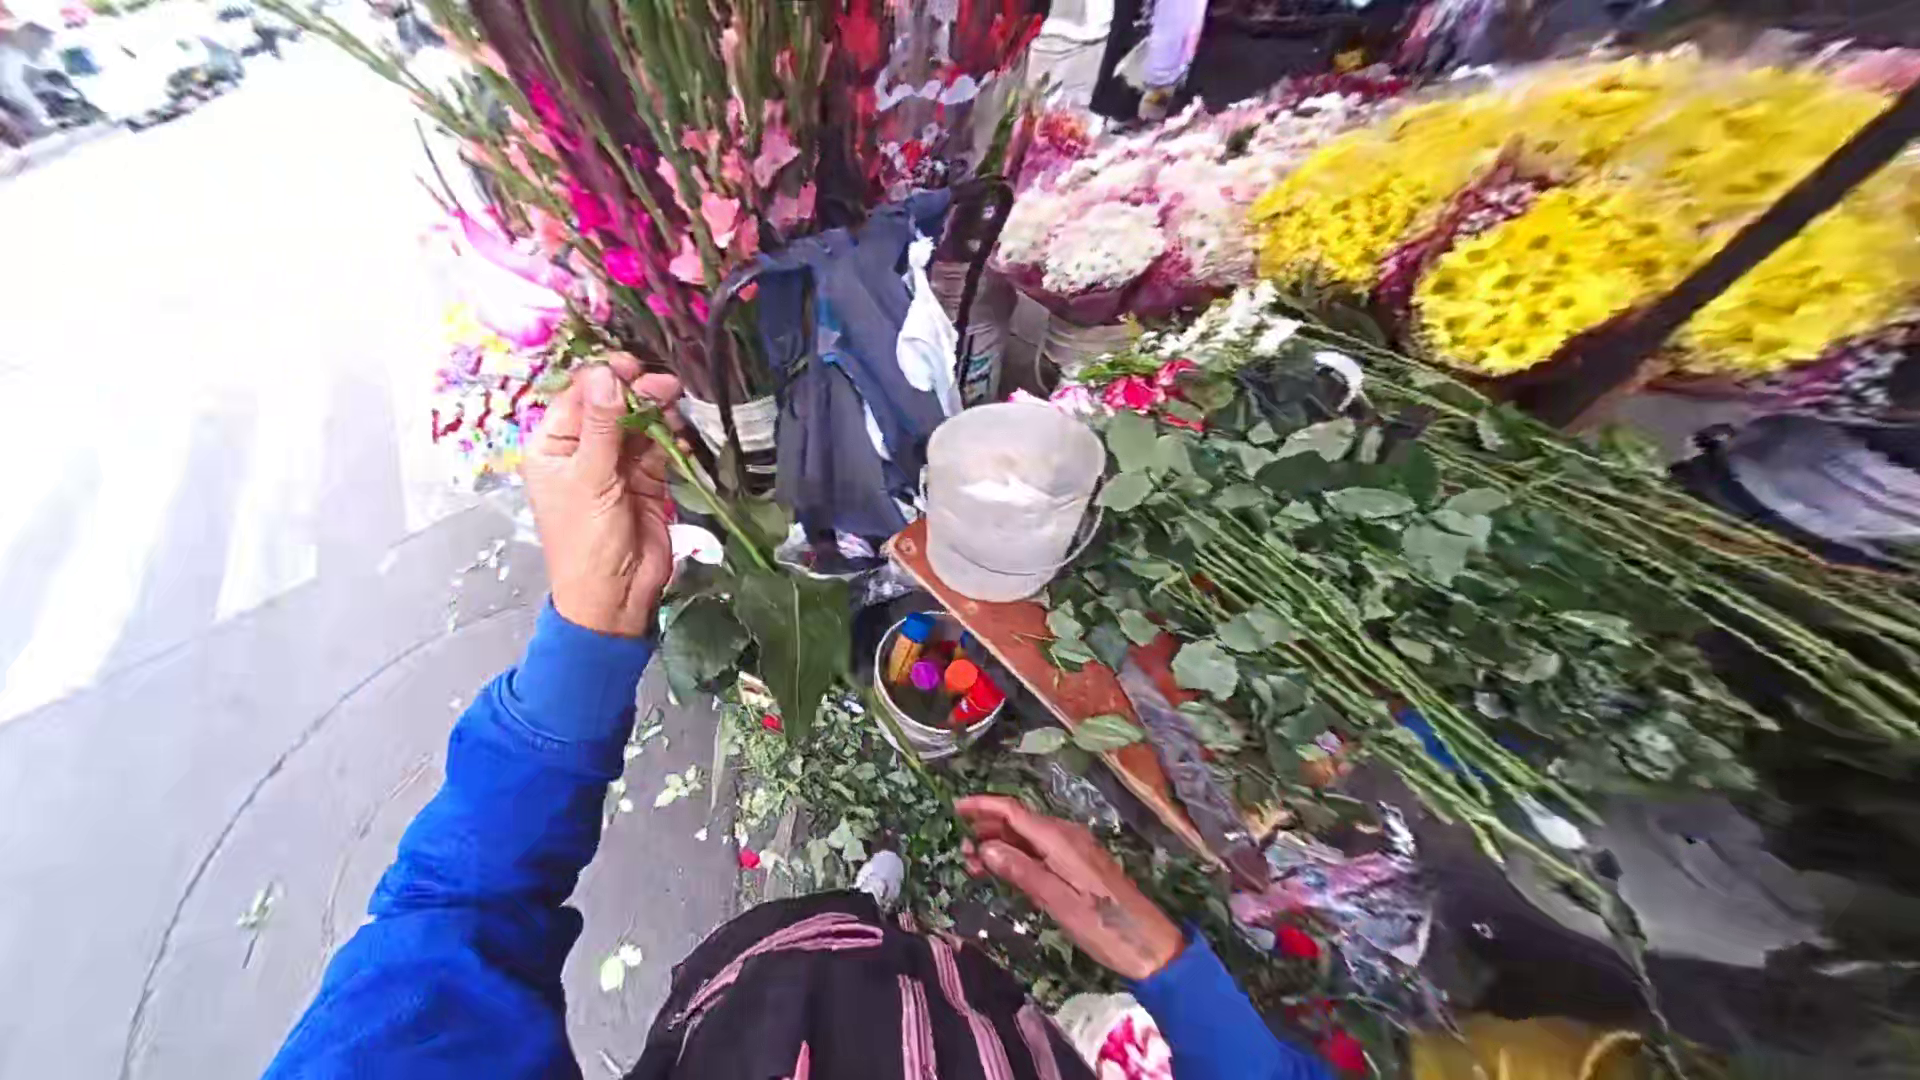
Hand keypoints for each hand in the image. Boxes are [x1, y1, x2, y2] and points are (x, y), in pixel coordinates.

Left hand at [522, 355, 681, 637]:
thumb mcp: (590, 479)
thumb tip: (605, 374)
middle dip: (637, 395)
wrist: (617, 591)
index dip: (603, 379)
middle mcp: (585, 452)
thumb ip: (602, 427)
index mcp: (554, 448)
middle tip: (666, 386)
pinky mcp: (647, 482)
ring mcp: (618, 467)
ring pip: (639, 428)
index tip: (631, 365)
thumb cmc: (588, 540)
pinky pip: (659, 452)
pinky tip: (683, 436)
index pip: (578, 400)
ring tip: (677, 405)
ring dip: (658, 416)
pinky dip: (672, 442)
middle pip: (612, 409)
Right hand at [956, 795, 1184, 980]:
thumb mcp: (1059, 901)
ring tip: (974, 865)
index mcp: (1060, 838)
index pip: (1013, 811)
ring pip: (1026, 837)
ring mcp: (1072, 849)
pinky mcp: (1077, 864)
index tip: (955, 808)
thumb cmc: (1104, 926)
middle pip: (1018, 822)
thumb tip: (985, 847)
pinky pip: (1039, 850)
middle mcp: (1065, 835)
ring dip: (999, 845)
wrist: (1151, 945)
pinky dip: (1016, 856)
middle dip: (986, 829)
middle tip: (960, 852)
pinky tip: (1003, 871)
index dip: (983, 806)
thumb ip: (1022, 871)